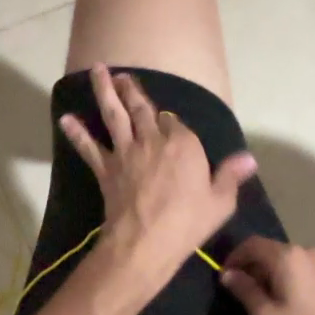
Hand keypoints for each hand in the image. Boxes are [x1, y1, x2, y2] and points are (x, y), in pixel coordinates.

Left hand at [59, 65, 257, 294]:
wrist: (145, 242)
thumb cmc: (187, 223)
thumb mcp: (220, 202)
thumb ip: (231, 176)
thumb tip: (249, 159)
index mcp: (184, 143)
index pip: (176, 122)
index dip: (172, 122)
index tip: (170, 124)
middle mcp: (153, 139)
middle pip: (142, 108)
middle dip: (132, 89)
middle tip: (122, 74)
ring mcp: (126, 152)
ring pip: (114, 115)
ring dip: (105, 91)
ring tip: (97, 72)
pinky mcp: (106, 169)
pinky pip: (89, 147)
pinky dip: (77, 132)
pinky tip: (66, 119)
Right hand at [220, 236, 314, 314]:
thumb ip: (244, 290)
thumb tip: (227, 274)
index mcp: (287, 256)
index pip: (251, 244)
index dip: (233, 258)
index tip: (225, 278)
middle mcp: (305, 250)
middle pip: (270, 250)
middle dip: (251, 266)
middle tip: (242, 292)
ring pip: (287, 259)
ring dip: (270, 272)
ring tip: (264, 298)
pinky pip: (302, 267)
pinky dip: (288, 276)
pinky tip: (289, 299)